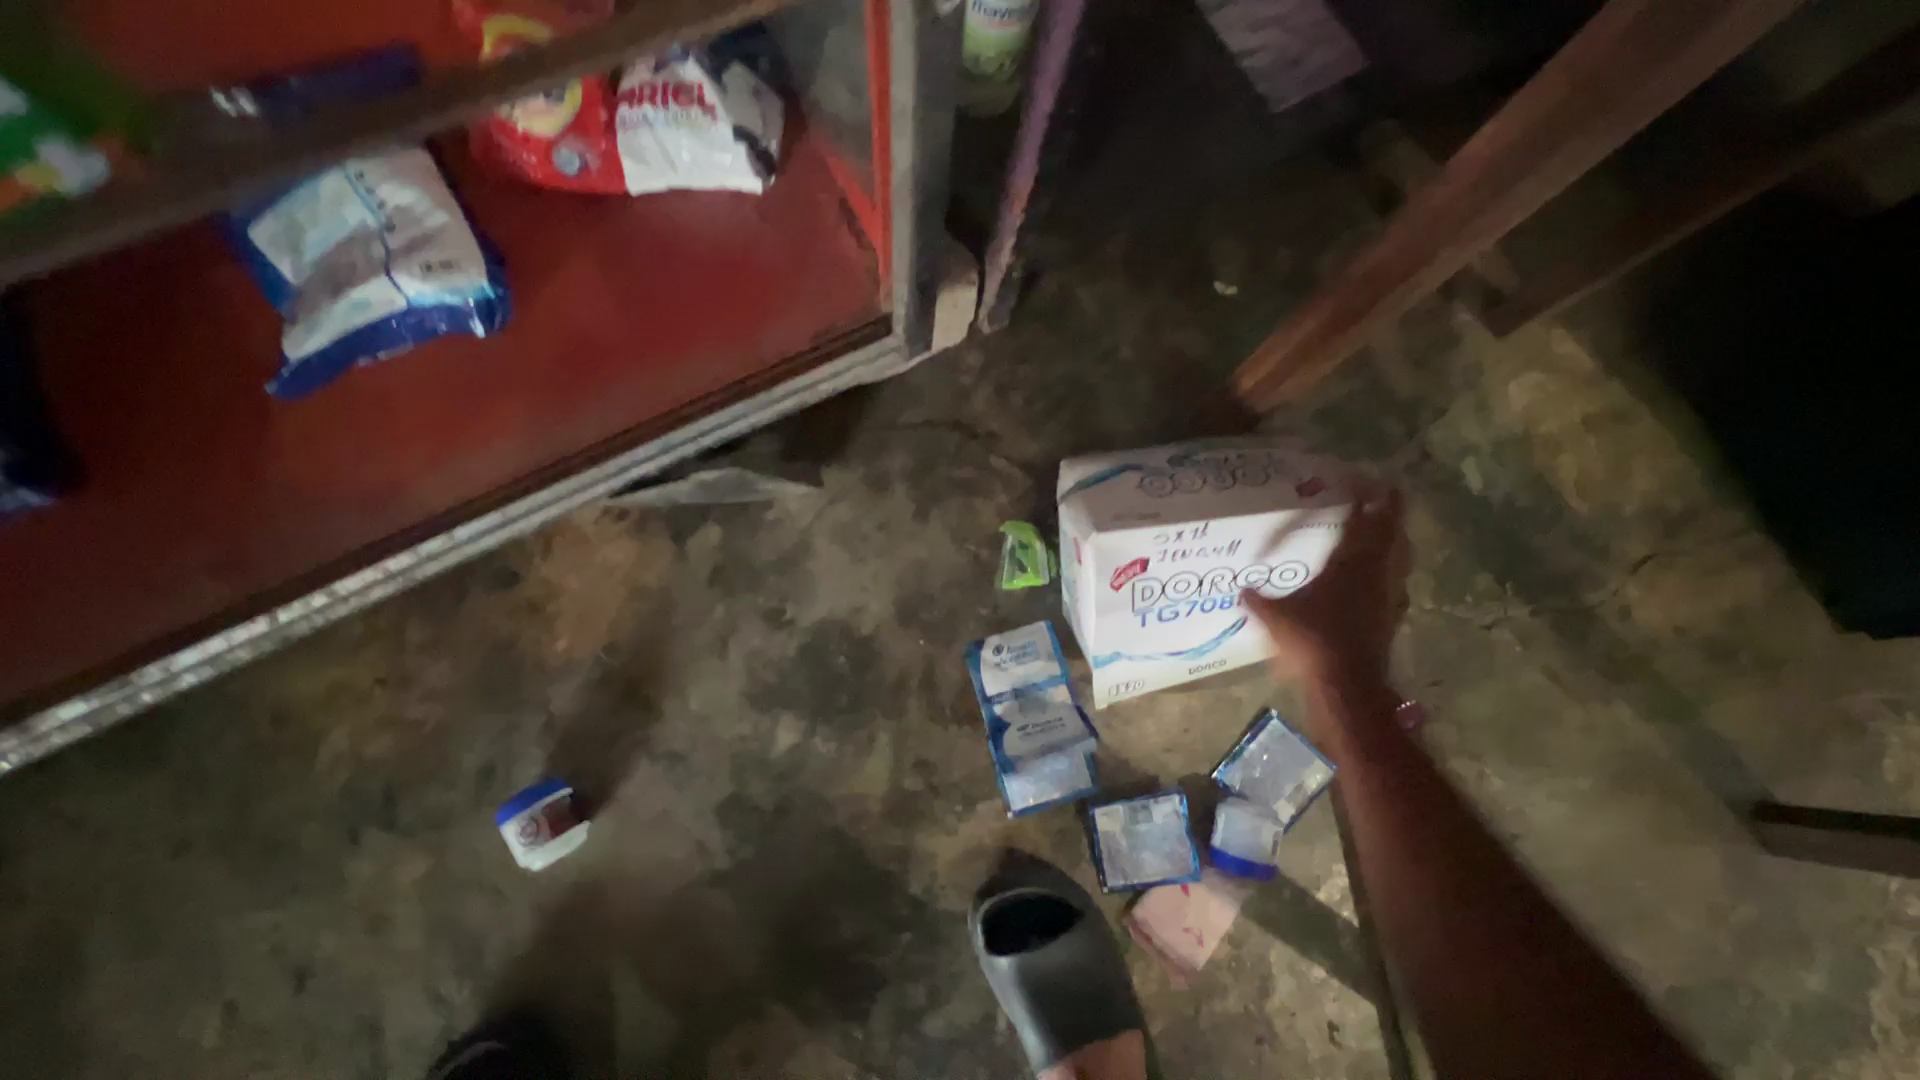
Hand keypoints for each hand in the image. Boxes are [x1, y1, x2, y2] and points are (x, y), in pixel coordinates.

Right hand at [1243, 484, 1409, 693]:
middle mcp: (1376, 572)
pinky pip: (1397, 579)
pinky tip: (1381, 574)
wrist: (1347, 683)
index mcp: (1350, 562)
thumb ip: (1258, 600)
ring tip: (1386, 528)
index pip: (1365, 518)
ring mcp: (1389, 594)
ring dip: (1395, 537)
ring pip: (1401, 554)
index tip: (1362, 477)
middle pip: (1393, 531)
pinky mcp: (1392, 615)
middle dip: (1389, 509)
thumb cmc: (1311, 641)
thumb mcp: (1273, 617)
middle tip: (1383, 494)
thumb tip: (1241, 588)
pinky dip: (1392, 567)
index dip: (1366, 495)